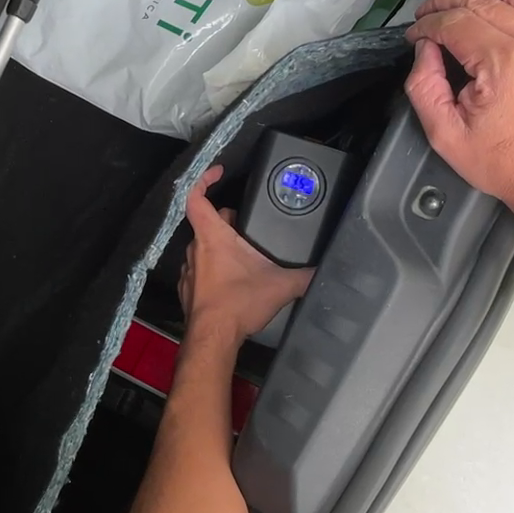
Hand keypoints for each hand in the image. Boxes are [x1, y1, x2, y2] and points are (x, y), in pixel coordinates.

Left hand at [178, 166, 314, 346]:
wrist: (213, 339)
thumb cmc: (238, 305)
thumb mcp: (281, 286)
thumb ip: (306, 275)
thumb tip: (324, 269)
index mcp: (213, 237)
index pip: (196, 197)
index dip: (205, 179)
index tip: (219, 173)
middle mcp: (196, 249)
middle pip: (208, 223)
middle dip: (228, 221)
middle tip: (248, 226)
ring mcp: (189, 271)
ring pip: (204, 248)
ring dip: (221, 247)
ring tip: (245, 256)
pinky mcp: (189, 291)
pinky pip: (201, 271)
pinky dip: (215, 271)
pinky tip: (234, 282)